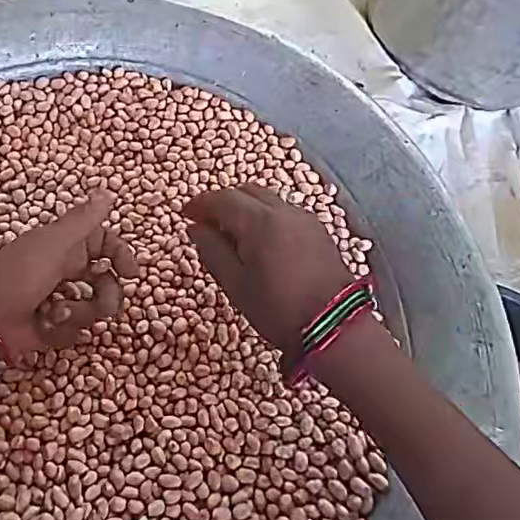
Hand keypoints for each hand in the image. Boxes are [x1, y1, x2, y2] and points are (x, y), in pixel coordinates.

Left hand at [0, 190, 139, 360]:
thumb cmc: (19, 275)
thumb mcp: (55, 243)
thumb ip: (85, 220)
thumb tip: (109, 192)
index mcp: (67, 246)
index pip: (106, 245)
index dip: (121, 257)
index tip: (131, 274)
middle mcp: (66, 271)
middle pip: (107, 282)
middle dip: (105, 296)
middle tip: (100, 304)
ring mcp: (60, 299)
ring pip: (94, 309)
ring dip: (77, 312)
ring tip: (56, 313)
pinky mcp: (53, 326)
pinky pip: (76, 330)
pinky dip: (61, 328)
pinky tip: (43, 324)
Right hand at [182, 184, 354, 350]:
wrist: (334, 327)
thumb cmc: (276, 308)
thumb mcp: (235, 283)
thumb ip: (212, 250)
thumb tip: (195, 228)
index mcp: (260, 222)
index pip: (222, 199)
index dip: (200, 204)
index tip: (185, 214)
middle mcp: (284, 211)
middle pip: (247, 192)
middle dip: (223, 202)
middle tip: (205, 223)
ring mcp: (305, 220)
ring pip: (268, 200)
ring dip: (245, 209)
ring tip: (230, 234)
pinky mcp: (319, 232)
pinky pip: (284, 213)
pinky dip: (265, 217)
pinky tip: (258, 242)